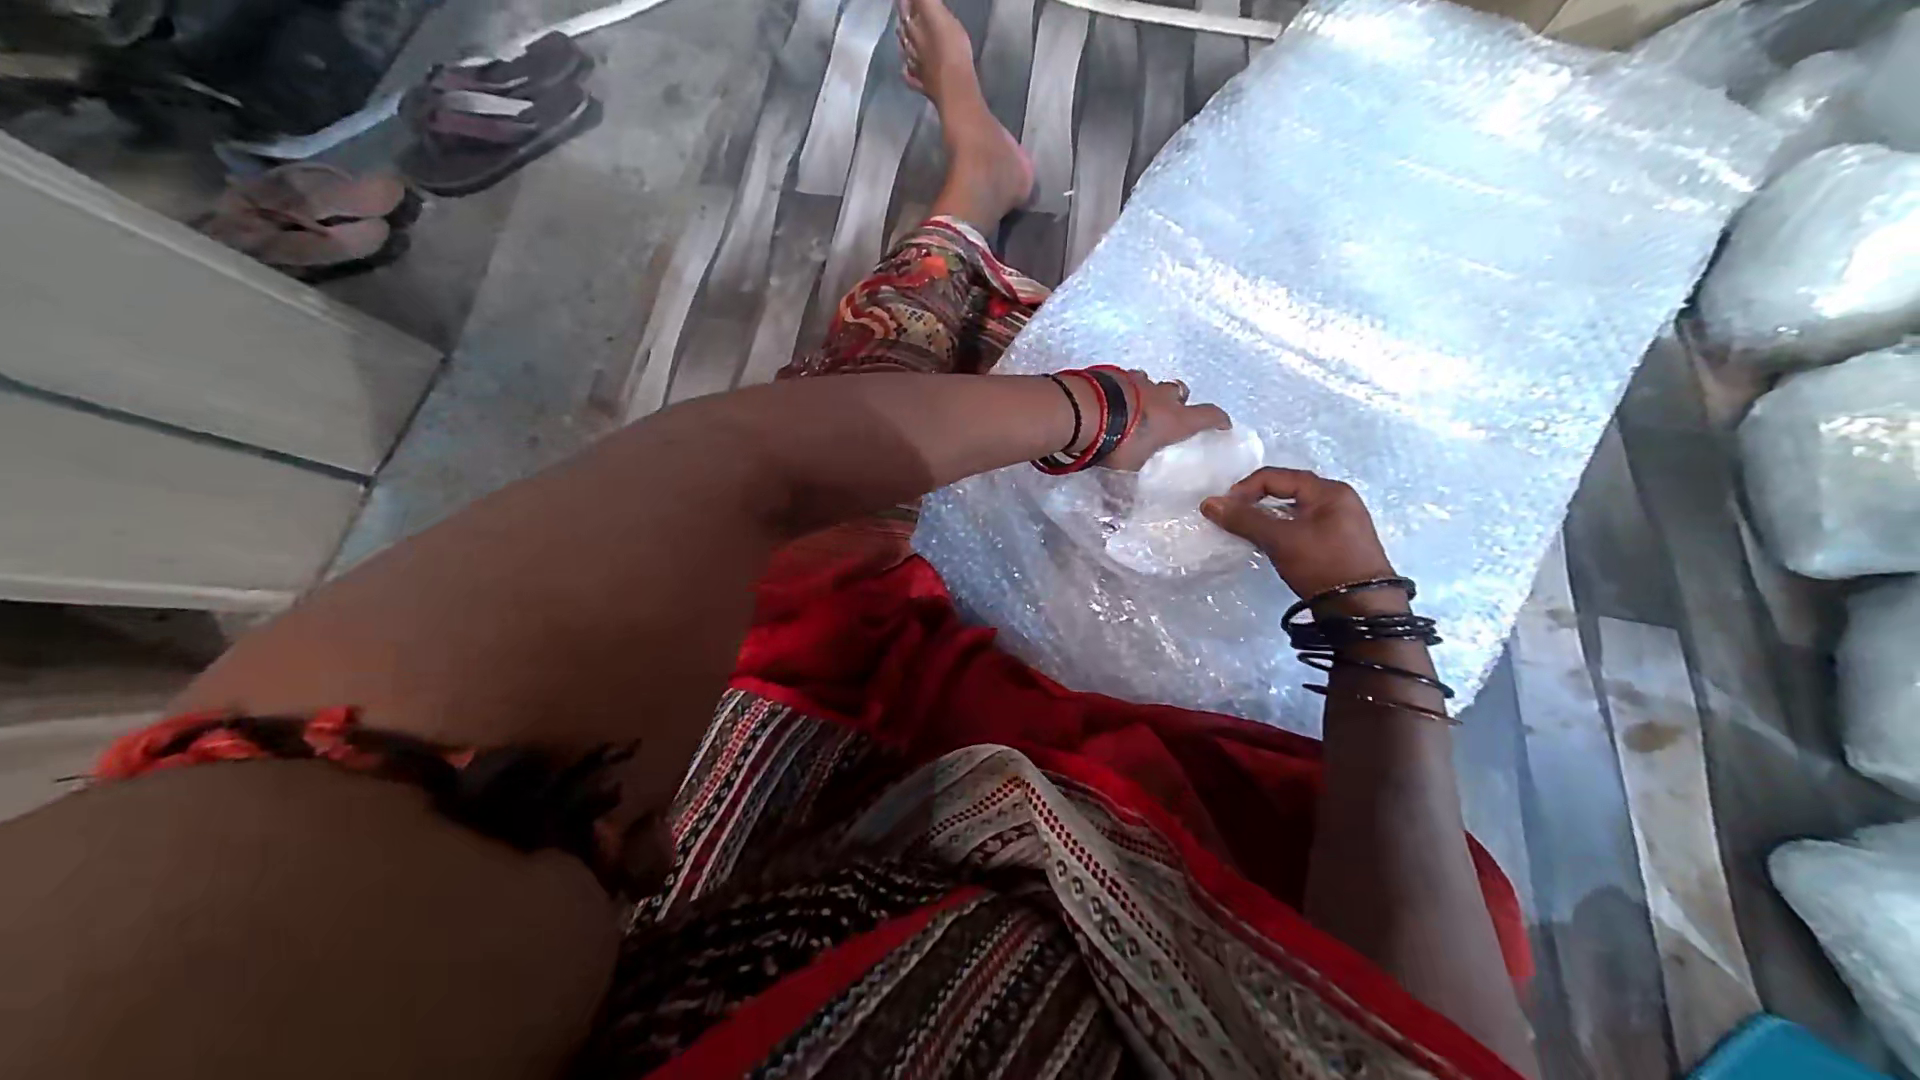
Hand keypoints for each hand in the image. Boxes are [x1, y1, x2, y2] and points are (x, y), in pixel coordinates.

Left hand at [1067, 368, 1230, 471]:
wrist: (1083, 410)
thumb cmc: (1115, 443)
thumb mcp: (1125, 470)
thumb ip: (1126, 487)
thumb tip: (1119, 514)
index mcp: (1175, 419)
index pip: (1209, 415)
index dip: (1218, 419)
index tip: (1222, 425)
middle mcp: (1161, 396)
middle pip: (1180, 392)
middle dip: (1178, 402)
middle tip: (1167, 416)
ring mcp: (1137, 380)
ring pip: (1151, 382)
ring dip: (1148, 393)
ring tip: (1134, 408)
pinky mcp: (1113, 373)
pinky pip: (1124, 379)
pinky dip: (1122, 389)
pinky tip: (1110, 401)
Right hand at [1200, 467, 1401, 605]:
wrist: (1363, 609)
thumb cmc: (1322, 565)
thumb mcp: (1280, 540)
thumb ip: (1244, 519)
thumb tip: (1209, 503)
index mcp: (1329, 491)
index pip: (1276, 476)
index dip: (1245, 489)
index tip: (1224, 509)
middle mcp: (1338, 499)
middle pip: (1286, 490)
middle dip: (1256, 501)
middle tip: (1234, 519)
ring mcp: (1341, 521)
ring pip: (1293, 509)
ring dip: (1268, 517)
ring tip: (1248, 532)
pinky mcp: (1338, 541)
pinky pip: (1302, 525)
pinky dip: (1282, 529)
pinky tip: (1270, 543)